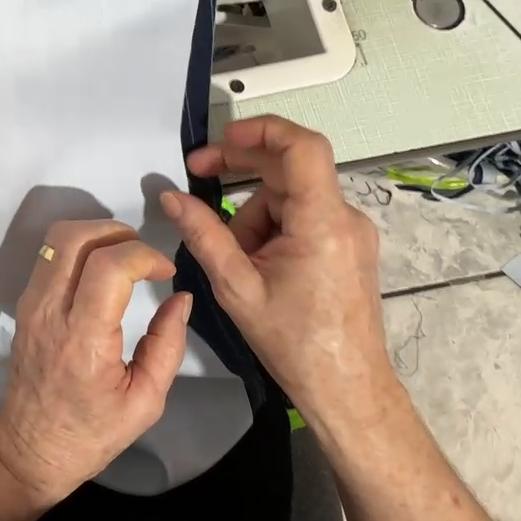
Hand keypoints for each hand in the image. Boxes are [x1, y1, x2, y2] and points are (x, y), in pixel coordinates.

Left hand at [0, 219, 193, 520]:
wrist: (32, 446)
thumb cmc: (92, 432)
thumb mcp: (145, 402)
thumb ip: (167, 345)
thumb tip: (181, 297)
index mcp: (84, 339)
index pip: (108, 267)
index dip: (143, 255)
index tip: (165, 270)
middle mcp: (50, 311)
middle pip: (75, 237)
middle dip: (117, 231)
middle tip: (144, 254)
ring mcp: (31, 303)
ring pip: (57, 239)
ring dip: (95, 234)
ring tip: (124, 256)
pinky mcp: (25, 302)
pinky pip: (49, 256)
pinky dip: (78, 248)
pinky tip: (101, 269)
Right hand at [160, 116, 400, 437]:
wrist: (348, 391)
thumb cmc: (295, 343)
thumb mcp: (236, 287)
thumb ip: (202, 234)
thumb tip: (171, 196)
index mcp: (322, 223)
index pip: (302, 148)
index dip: (261, 130)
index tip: (221, 139)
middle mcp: (344, 217)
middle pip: (287, 169)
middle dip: (239, 169)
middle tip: (196, 175)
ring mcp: (349, 231)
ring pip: (287, 197)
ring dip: (252, 214)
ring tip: (235, 260)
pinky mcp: (346, 245)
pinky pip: (299, 216)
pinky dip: (269, 228)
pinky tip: (254, 263)